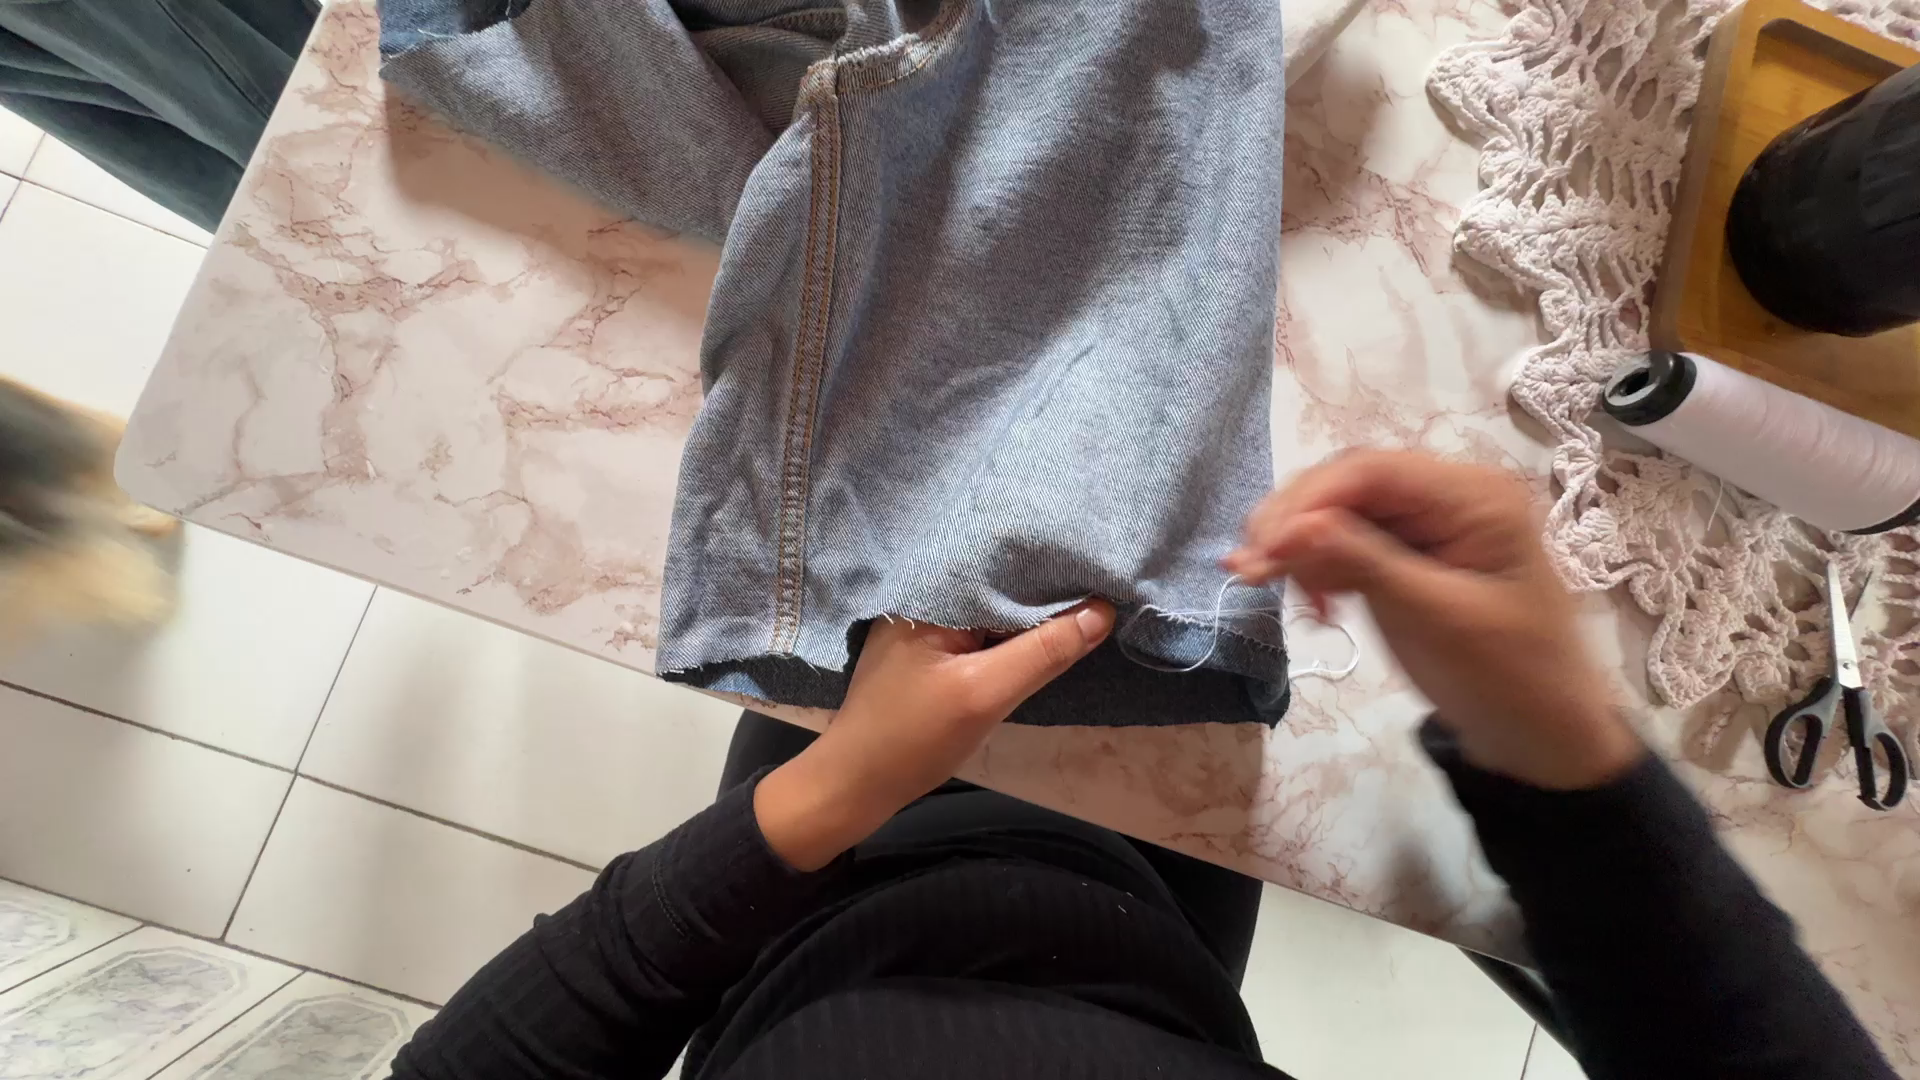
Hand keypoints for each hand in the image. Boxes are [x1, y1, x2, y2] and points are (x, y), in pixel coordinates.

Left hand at [755, 601, 1115, 869]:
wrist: (855, 786)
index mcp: (930, 592)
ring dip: (1032, 614)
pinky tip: (1046, 634)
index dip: (1052, 566)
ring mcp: (927, 625)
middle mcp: (927, 597)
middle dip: (1047, 589)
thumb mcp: (985, 692)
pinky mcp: (931, 652)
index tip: (1101, 564)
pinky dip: (1012, 635)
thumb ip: (1043, 651)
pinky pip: (982, 632)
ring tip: (1089, 600)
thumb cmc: (913, 737)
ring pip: (994, 611)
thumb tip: (1103, 610)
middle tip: (1104, 580)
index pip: (1003, 565)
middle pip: (1000, 586)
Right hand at [1223, 450, 1641, 789]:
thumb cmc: (1503, 676)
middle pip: (1341, 485)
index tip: (1262, 550)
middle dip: (1290, 524)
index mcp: (1471, 496)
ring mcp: (1417, 522)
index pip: (1369, 471)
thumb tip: (1288, 526)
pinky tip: (1306, 599)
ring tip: (1269, 586)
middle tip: (1248, 570)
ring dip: (1293, 547)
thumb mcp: (1432, 616)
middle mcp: (1442, 494)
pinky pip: (1335, 542)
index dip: (1306, 502)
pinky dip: (1309, 566)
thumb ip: (1361, 562)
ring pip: (1329, 512)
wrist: (1535, 734)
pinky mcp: (1397, 551)